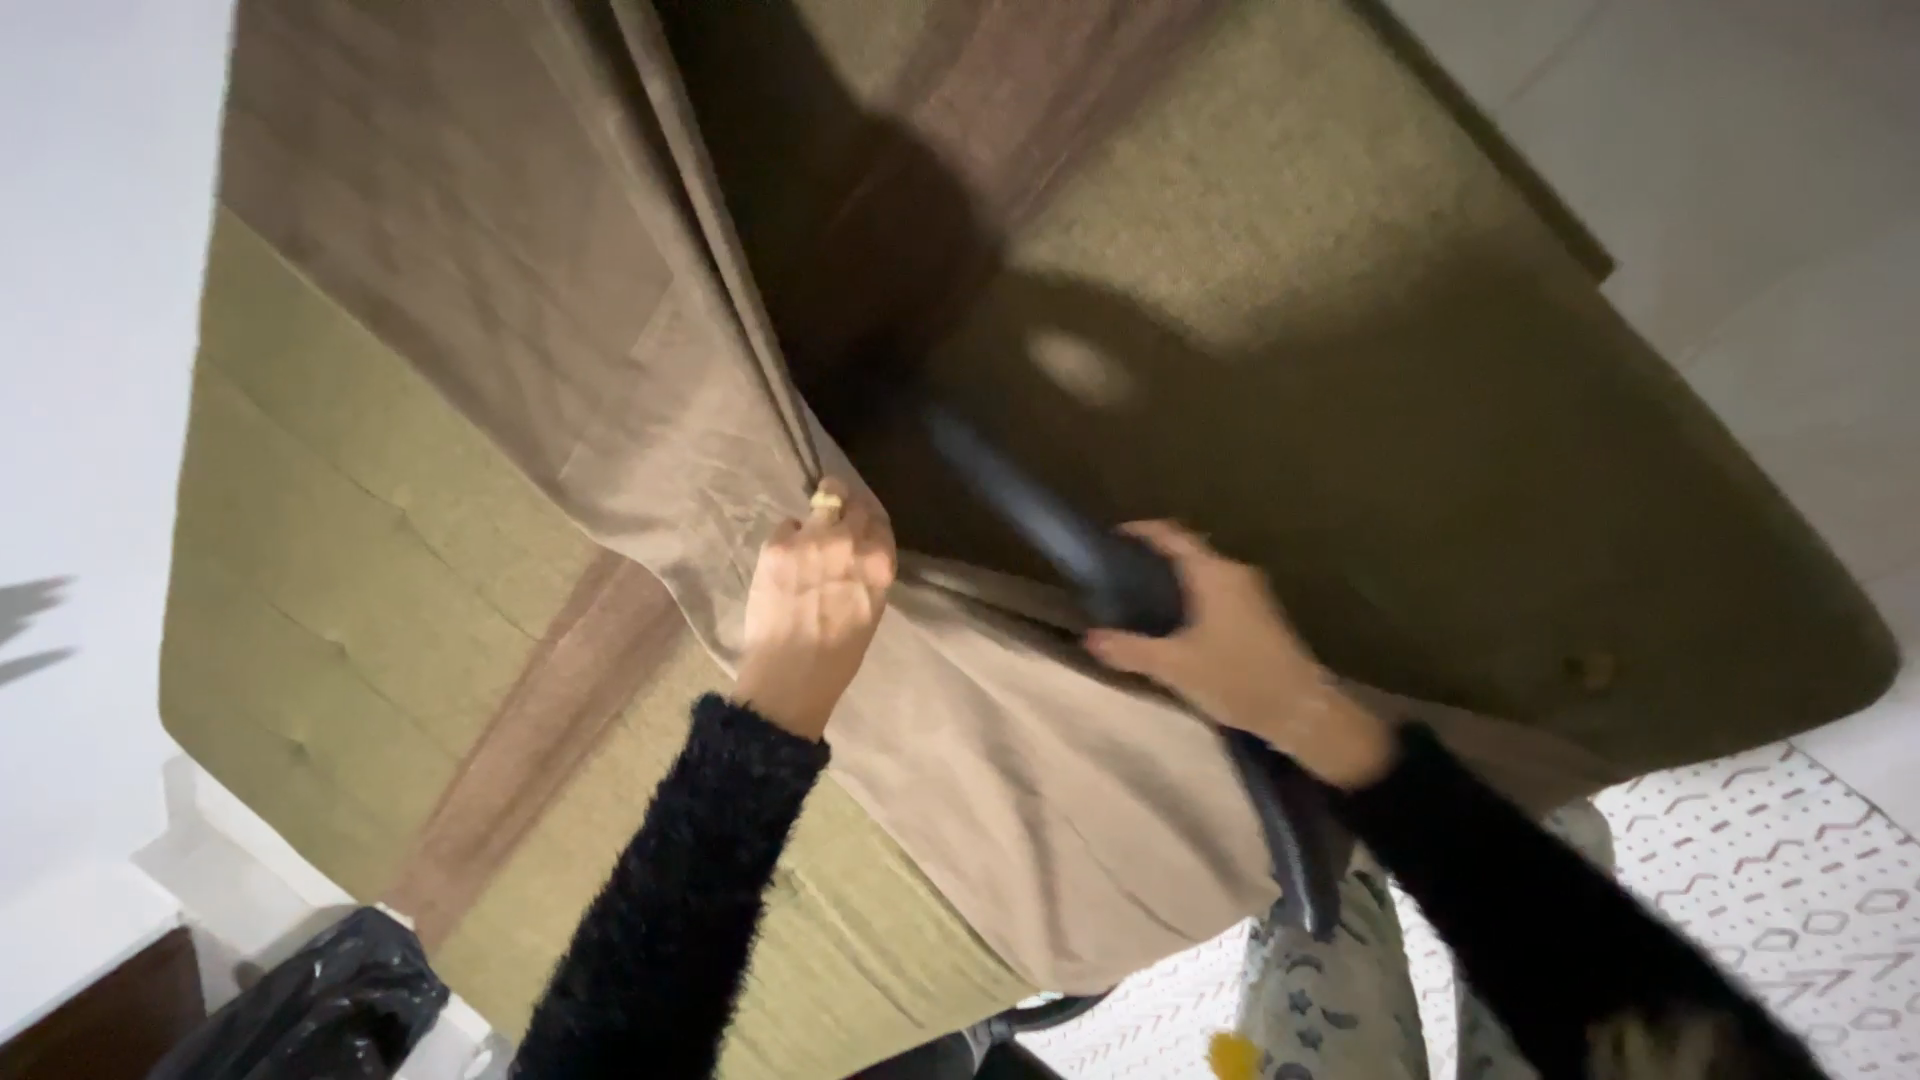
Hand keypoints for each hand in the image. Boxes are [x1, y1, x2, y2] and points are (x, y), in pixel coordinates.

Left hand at [735, 477, 896, 739]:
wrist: (790, 675)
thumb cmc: (838, 656)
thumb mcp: (872, 610)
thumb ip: (869, 574)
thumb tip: (859, 553)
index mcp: (880, 563)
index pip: (880, 521)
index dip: (868, 522)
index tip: (859, 526)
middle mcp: (850, 542)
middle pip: (853, 503)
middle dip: (845, 507)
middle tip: (833, 518)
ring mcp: (812, 539)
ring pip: (823, 499)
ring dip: (819, 511)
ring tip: (808, 530)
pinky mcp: (778, 544)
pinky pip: (786, 524)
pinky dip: (788, 536)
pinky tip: (784, 560)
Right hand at [1082, 521, 1395, 788]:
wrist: (1301, 710)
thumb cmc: (1236, 678)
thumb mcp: (1175, 666)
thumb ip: (1130, 649)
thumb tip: (1089, 639)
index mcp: (1213, 574)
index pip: (1173, 536)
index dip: (1143, 531)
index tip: (1114, 536)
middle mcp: (1234, 573)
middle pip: (1188, 552)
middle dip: (1154, 558)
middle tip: (1119, 574)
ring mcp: (1251, 593)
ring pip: (1203, 573)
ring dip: (1174, 579)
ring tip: (1139, 597)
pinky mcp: (1259, 614)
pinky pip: (1216, 590)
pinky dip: (1191, 595)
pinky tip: (1173, 622)